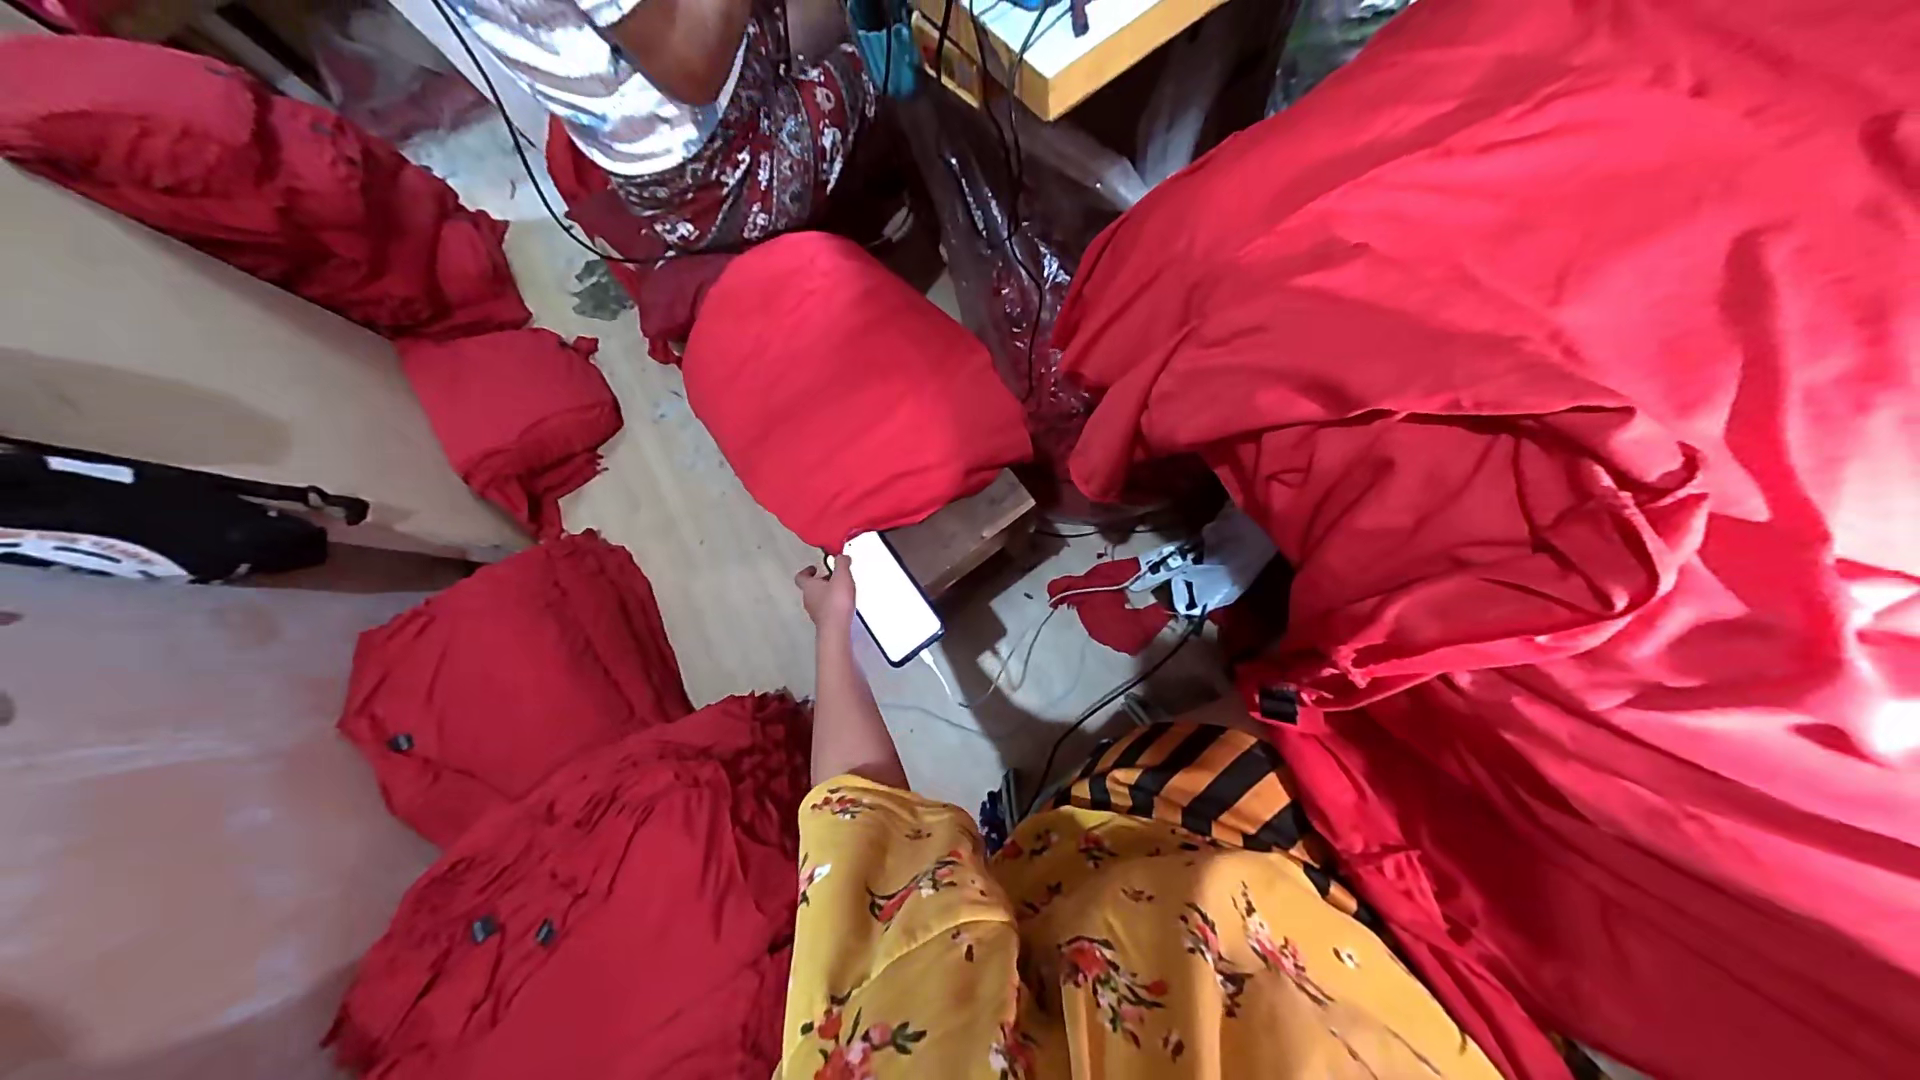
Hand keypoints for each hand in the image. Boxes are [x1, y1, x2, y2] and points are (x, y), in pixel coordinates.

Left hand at [795, 555, 855, 632]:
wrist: (836, 628)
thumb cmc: (836, 602)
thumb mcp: (842, 576)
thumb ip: (841, 563)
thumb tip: (841, 556)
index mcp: (809, 586)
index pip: (801, 576)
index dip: (806, 571)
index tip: (814, 568)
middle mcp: (808, 599)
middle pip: (810, 588)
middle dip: (820, 581)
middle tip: (831, 577)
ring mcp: (815, 612)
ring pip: (817, 599)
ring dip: (826, 593)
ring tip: (840, 590)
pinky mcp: (823, 621)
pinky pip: (825, 609)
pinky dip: (831, 604)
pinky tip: (842, 604)